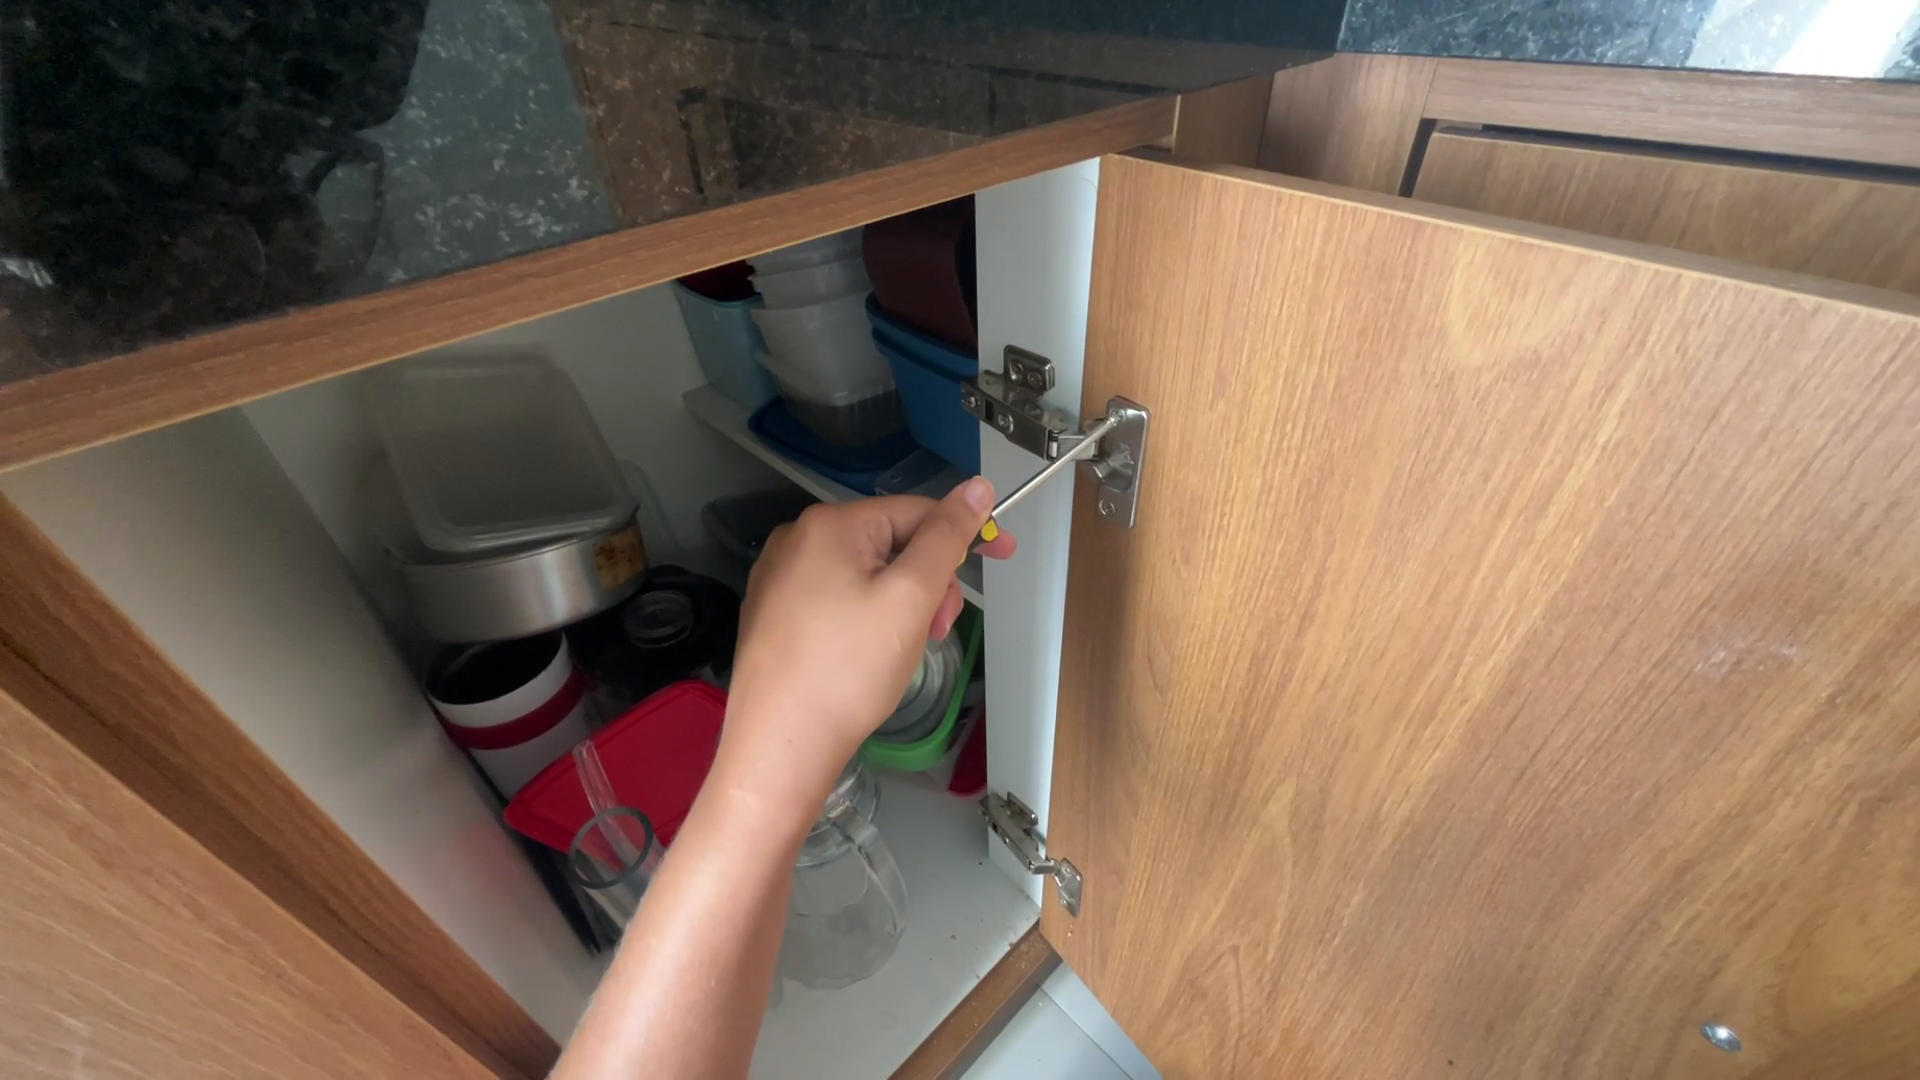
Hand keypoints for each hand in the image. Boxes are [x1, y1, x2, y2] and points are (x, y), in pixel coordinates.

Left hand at [712, 477, 1014, 824]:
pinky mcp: (775, 614)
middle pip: (891, 542)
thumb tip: (976, 487)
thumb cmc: (849, 670)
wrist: (780, 746)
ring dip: (903, 603)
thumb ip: (947, 536)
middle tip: (938, 629)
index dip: (966, 533)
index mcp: (830, 524)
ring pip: (867, 573)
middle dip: (928, 581)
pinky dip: (869, 617)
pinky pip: (839, 597)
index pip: (917, 511)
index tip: (1005, 554)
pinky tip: (871, 655)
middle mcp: (797, 539)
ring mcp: (780, 577)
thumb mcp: (911, 597)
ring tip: (906, 648)